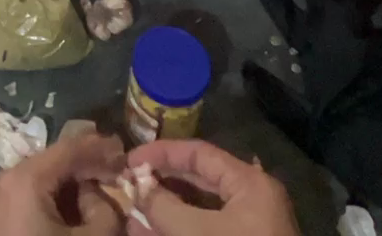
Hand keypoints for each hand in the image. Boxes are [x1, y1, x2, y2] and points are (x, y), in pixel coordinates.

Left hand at [0, 132, 126, 235]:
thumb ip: (104, 210)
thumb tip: (97, 193)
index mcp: (24, 179)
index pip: (69, 149)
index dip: (100, 148)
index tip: (125, 152)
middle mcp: (3, 179)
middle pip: (53, 162)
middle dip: (85, 167)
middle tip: (115, 172)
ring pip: (40, 178)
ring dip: (69, 184)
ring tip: (98, 189)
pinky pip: (27, 196)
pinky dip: (51, 199)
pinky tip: (73, 209)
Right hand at [124, 139, 297, 235]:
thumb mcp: (197, 233)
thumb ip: (163, 206)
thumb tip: (137, 187)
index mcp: (250, 185)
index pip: (198, 153)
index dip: (161, 153)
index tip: (130, 161)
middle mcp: (252, 201)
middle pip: (199, 180)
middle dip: (162, 184)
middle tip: (129, 184)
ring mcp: (249, 231)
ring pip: (199, 211)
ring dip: (166, 211)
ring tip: (133, 213)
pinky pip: (204, 233)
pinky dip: (179, 231)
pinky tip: (148, 234)